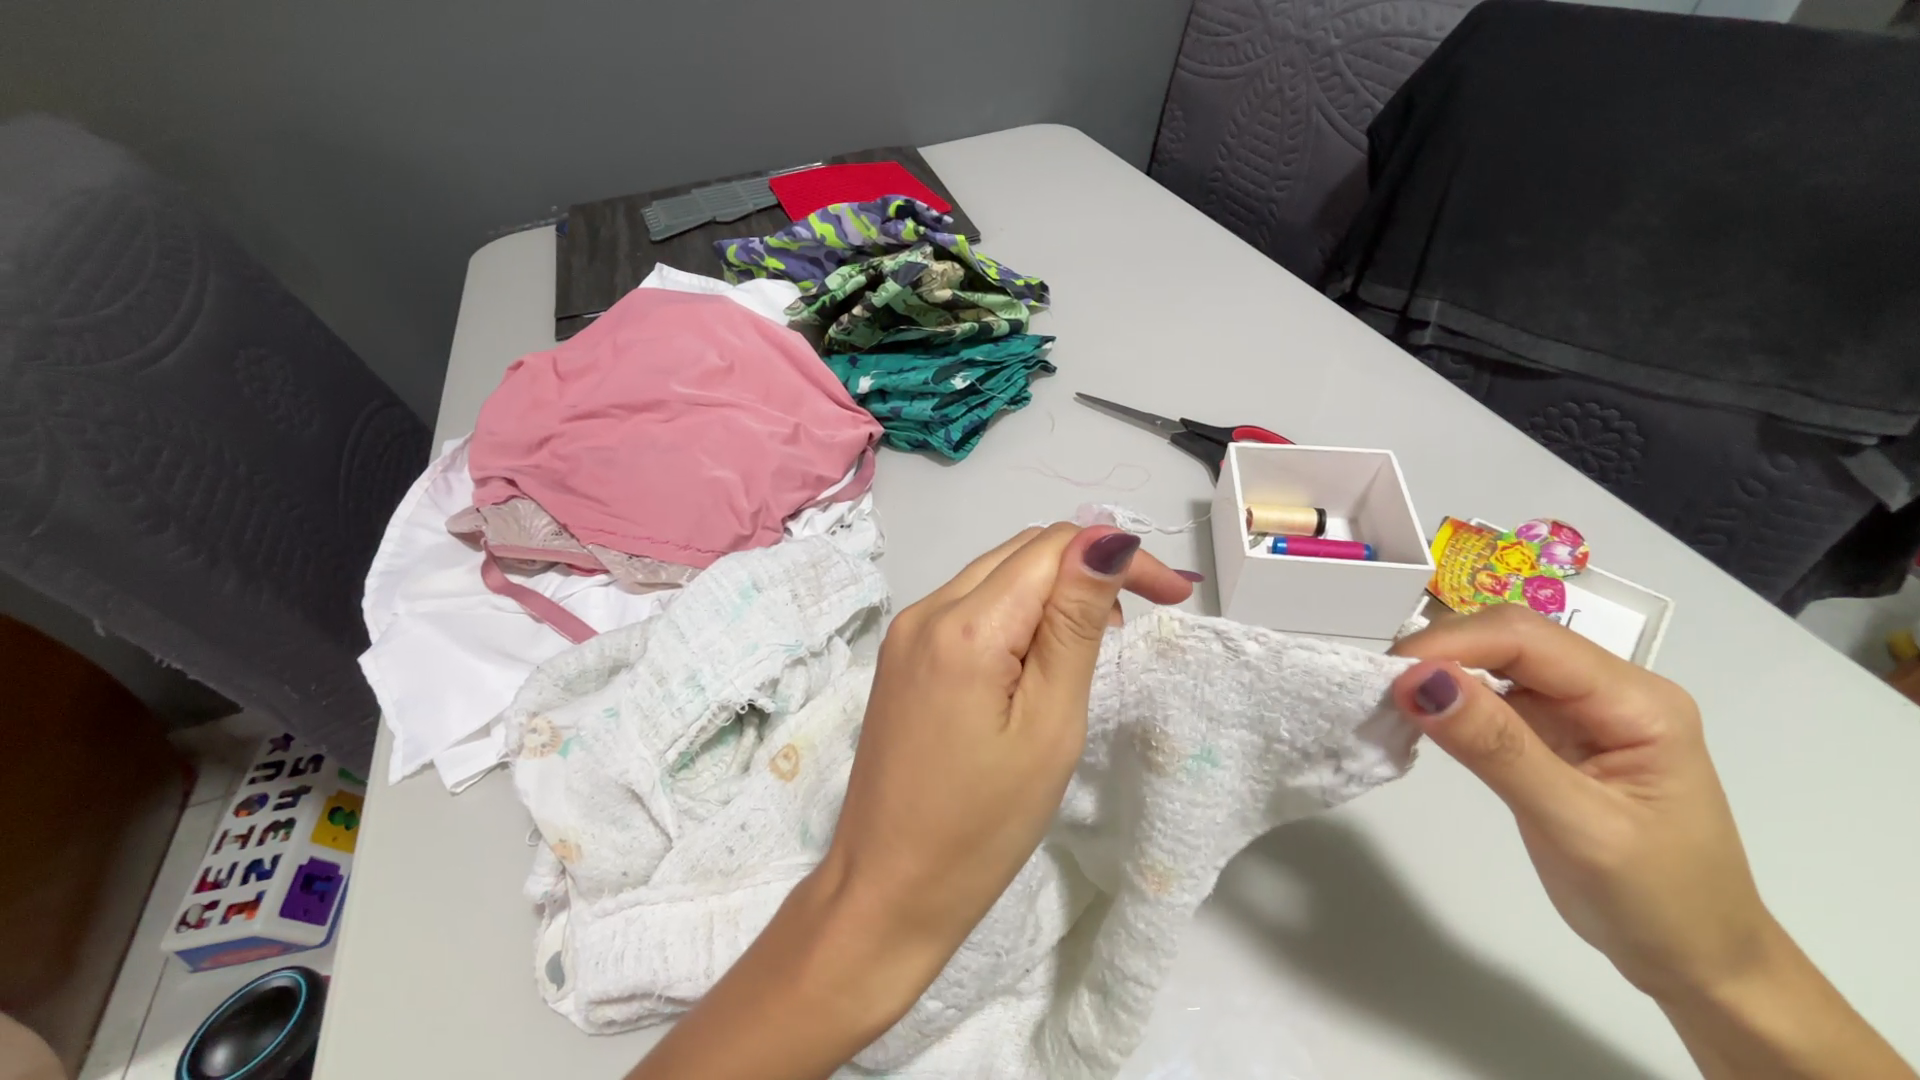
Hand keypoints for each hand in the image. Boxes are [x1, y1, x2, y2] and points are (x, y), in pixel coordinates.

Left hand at [820, 523, 1193, 1005]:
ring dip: (1053, 590)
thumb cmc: (983, 824)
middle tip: (1140, 618)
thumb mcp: (1049, 723)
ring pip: (995, 576)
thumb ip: (1076, 624)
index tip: (1171, 596)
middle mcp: (926, 611)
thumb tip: (1105, 542)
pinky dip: (1016, 614)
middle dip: (1088, 567)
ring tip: (1098, 639)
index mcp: (964, 625)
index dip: (1119, 555)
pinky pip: (969, 608)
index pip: (1054, 547)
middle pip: (1022, 553)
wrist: (889, 887)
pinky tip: (1040, 655)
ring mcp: (907, 633)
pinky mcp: (902, 658)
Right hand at [1391, 606, 1914, 1079]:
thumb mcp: (1575, 825)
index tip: (1387, 674)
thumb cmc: (1655, 901)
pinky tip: (1423, 719)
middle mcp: (1610, 689)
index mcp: (1637, 700)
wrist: (1697, 961)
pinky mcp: (1554, 733)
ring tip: (1391, 702)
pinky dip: (1451, 700)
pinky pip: (1493, 696)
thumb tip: (1418, 681)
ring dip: (1441, 673)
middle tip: (1379, 689)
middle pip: (1512, 638)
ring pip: (1497, 662)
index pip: (1529, 638)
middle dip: (1442, 652)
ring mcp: (1581, 710)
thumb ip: (1497, 748)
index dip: (1453, 642)